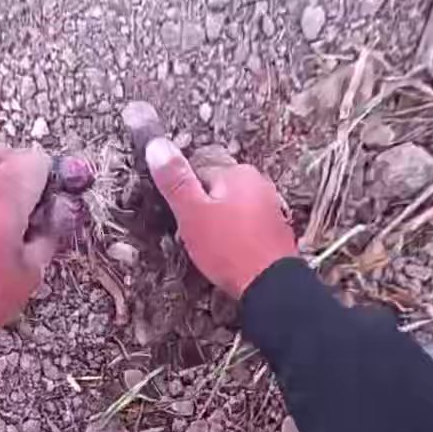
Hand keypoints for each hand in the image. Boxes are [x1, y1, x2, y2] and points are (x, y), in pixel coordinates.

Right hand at [146, 138, 297, 297]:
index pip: (199, 171)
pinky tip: (230, 255)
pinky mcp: (276, 232)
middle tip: (196, 236)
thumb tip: (157, 145)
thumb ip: (176, 180)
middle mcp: (259, 185)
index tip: (182, 218)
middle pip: (218, 190)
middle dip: (204, 210)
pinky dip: (237, 239)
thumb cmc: (230, 251)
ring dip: (221, 226)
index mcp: (238, 173)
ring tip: (213, 250)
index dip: (185, 197)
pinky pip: (247, 228)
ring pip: (234, 210)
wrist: (271, 286)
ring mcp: (271, 208)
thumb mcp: (192, 213)